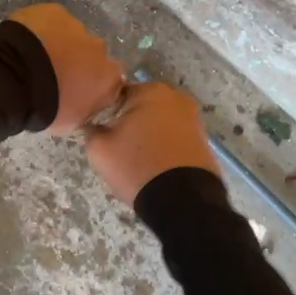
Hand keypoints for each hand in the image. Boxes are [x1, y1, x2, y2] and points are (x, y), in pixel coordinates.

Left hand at [7, 4, 123, 135]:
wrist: (15, 77)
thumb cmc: (45, 107)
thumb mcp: (71, 121)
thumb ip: (86, 108)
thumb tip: (84, 101)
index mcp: (108, 77)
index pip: (108, 79)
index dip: (91, 81)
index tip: (75, 87)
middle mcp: (99, 48)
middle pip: (91, 53)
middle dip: (77, 59)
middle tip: (53, 71)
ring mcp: (77, 26)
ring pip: (71, 34)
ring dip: (58, 42)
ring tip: (34, 55)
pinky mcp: (55, 10)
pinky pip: (51, 20)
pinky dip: (42, 28)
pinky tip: (26, 39)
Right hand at [84, 82, 218, 204]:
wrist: (183, 204)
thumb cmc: (137, 166)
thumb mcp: (99, 149)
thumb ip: (91, 129)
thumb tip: (94, 126)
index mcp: (149, 91)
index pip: (117, 94)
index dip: (106, 112)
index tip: (103, 131)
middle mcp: (175, 98)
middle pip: (141, 106)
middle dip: (130, 121)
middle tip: (119, 145)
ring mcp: (193, 119)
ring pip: (159, 122)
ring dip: (148, 134)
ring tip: (138, 158)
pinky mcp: (204, 141)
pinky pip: (175, 138)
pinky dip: (165, 147)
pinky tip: (156, 164)